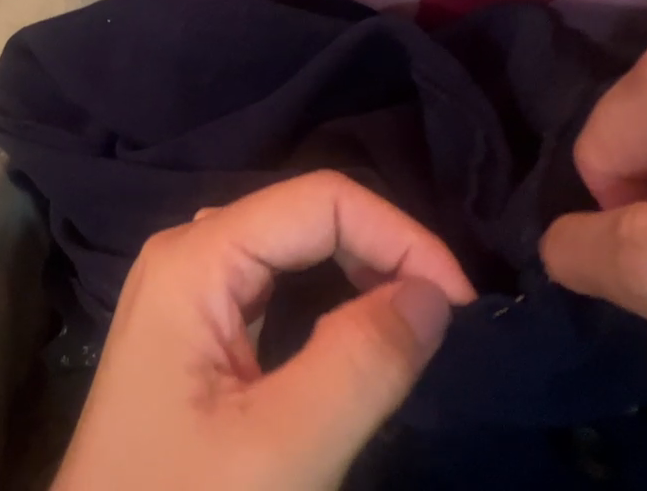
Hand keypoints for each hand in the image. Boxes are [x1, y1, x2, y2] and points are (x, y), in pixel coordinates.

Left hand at [51, 171, 476, 490]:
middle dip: (382, 250)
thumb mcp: (281, 448)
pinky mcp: (193, 324)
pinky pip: (271, 282)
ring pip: (290, 246)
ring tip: (417, 324)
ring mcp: (185, 287)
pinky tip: (358, 330)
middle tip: (446, 322)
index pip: (319, 200)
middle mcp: (187, 253)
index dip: (400, 236)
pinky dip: (327, 295)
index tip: (461, 308)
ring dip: (359, 270)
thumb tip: (433, 293)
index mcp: (196, 258)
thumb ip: (361, 363)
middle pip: (303, 214)